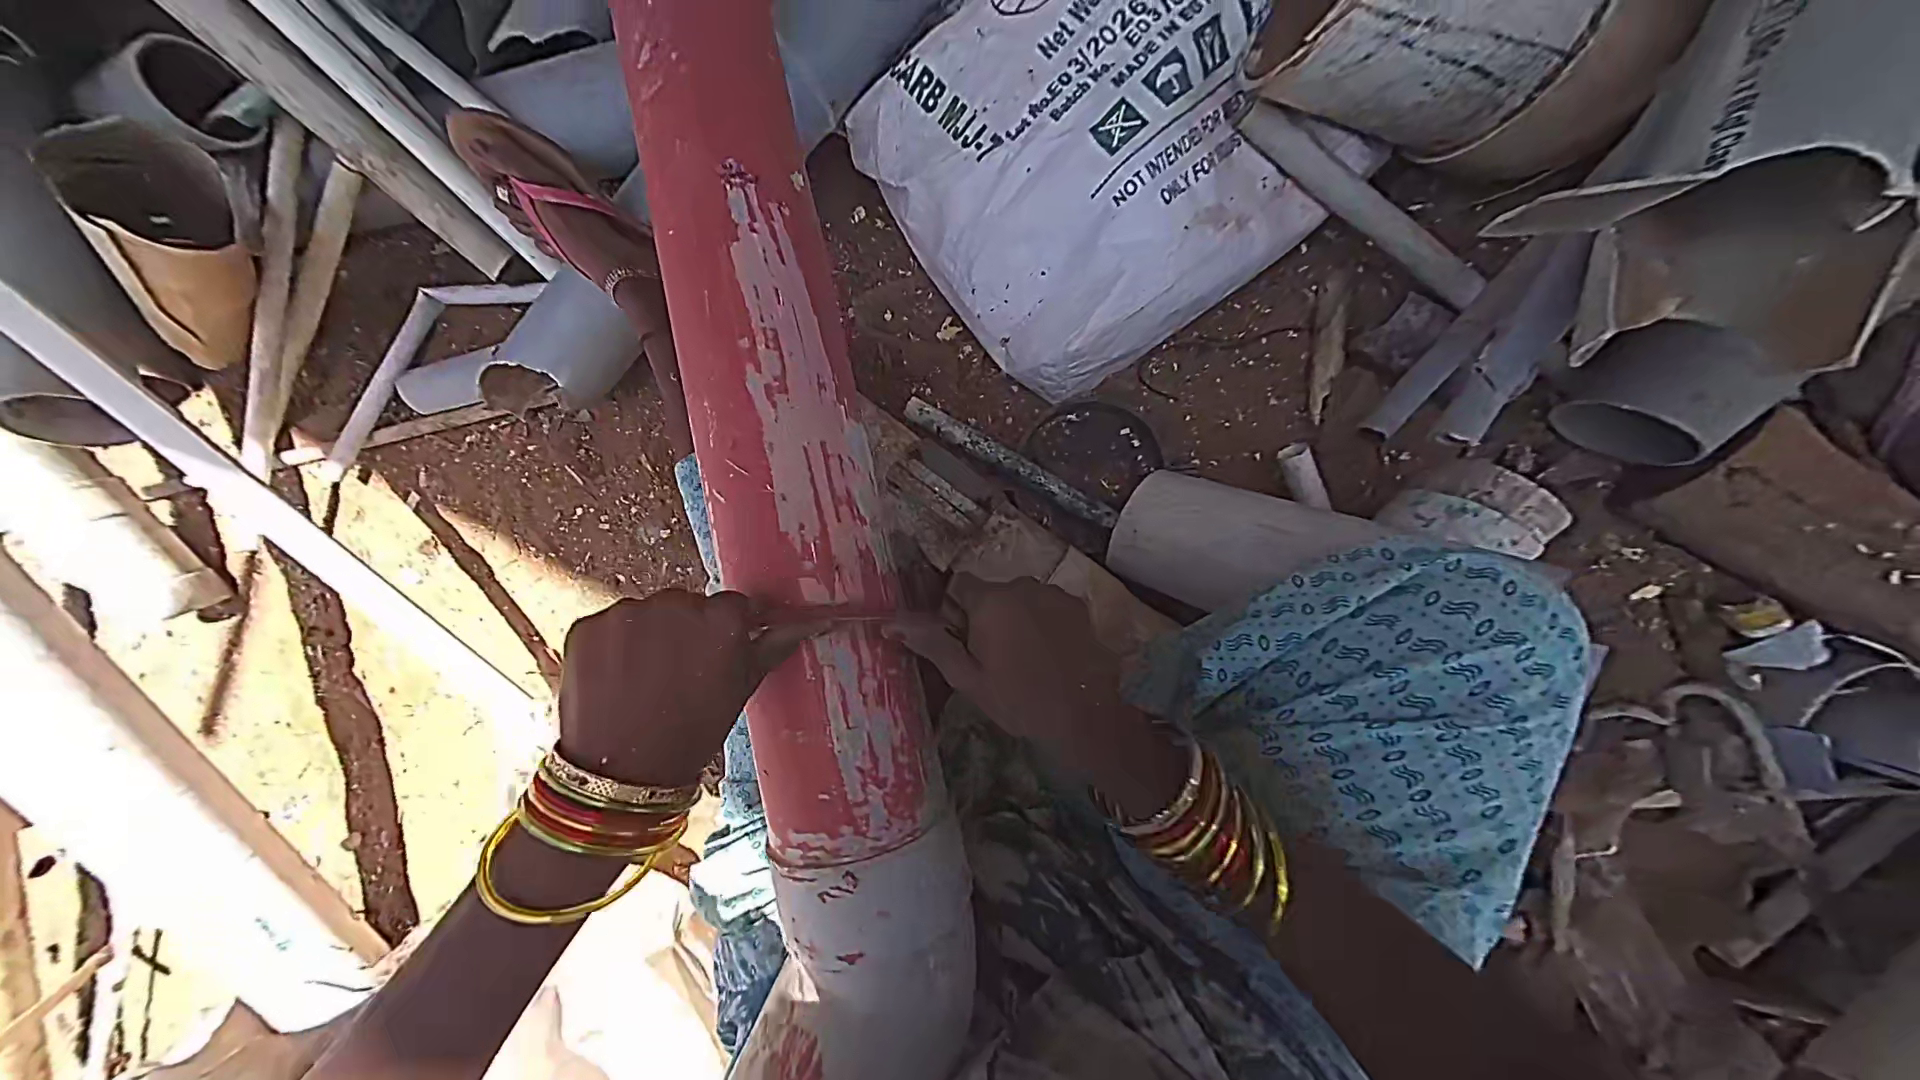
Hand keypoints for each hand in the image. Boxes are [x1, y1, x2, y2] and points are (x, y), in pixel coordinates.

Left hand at [558, 590, 820, 786]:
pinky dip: (615, 644)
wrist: (621, 773)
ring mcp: (628, 612)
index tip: (720, 652)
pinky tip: (619, 677)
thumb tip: (807, 624)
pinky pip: (612, 624)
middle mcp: (677, 603)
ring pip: (651, 612)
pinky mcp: (589, 624)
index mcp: (722, 618)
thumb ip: (771, 646)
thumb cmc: (693, 731)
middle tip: (684, 670)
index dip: (728, 631)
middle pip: (691, 604)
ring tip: (647, 677)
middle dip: (689, 628)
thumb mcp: (742, 688)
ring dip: (652, 633)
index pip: (735, 606)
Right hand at [884, 575, 1182, 816]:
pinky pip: (1049, 605)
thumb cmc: (1020, 701)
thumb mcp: (969, 679)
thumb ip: (933, 644)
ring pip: (1023, 597)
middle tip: (995, 656)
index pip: (959, 584)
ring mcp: (1055, 593)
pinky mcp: (1079, 606)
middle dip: (988, 614)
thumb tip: (892, 623)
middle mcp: (1022, 585)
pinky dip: (1045, 620)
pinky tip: (1052, 653)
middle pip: (993, 591)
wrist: (1087, 716)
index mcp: (990, 600)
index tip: (963, 638)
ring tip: (1027, 657)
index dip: (956, 609)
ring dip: (1018, 616)